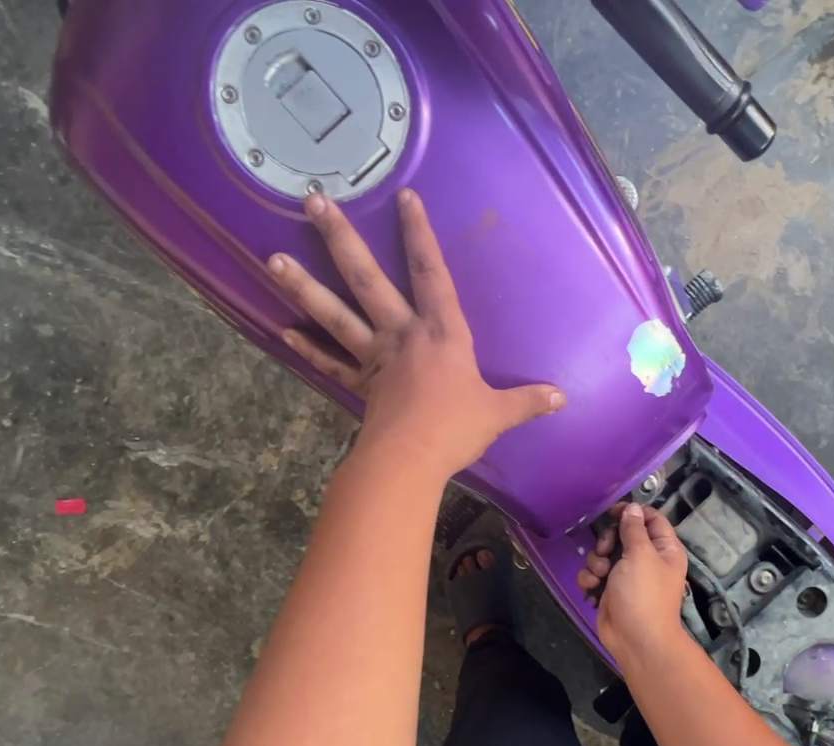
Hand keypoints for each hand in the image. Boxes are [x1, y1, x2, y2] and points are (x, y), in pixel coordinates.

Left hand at [268, 190, 564, 479]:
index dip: (420, 235)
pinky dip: (309, 347)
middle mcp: (403, 334)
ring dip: (304, 285)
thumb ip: (528, 401)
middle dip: (342, 238)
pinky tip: (284, 329)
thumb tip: (562, 398)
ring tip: (271, 257)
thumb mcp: (499, 413)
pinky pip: (330, 362)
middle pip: (367, 279)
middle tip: (314, 201)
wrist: (411, 459)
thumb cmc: (456, 429)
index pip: (431, 274)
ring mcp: (375, 357)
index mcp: (442, 333)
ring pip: (336, 313)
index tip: (404, 197)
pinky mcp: (360, 384)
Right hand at [579, 503, 692, 663]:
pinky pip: (595, 574)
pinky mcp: (610, 590)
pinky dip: (591, 579)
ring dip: (596, 561)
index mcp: (664, 549)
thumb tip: (632, 507)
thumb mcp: (640, 555)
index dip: (632, 512)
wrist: (635, 639)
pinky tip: (592, 587)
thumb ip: (634, 529)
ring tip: (600, 575)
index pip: (651, 519)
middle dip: (608, 541)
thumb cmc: (644, 594)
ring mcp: (628, 575)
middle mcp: (648, 559)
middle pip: (623, 535)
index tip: (612, 512)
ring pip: (605, 554)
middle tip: (606, 551)